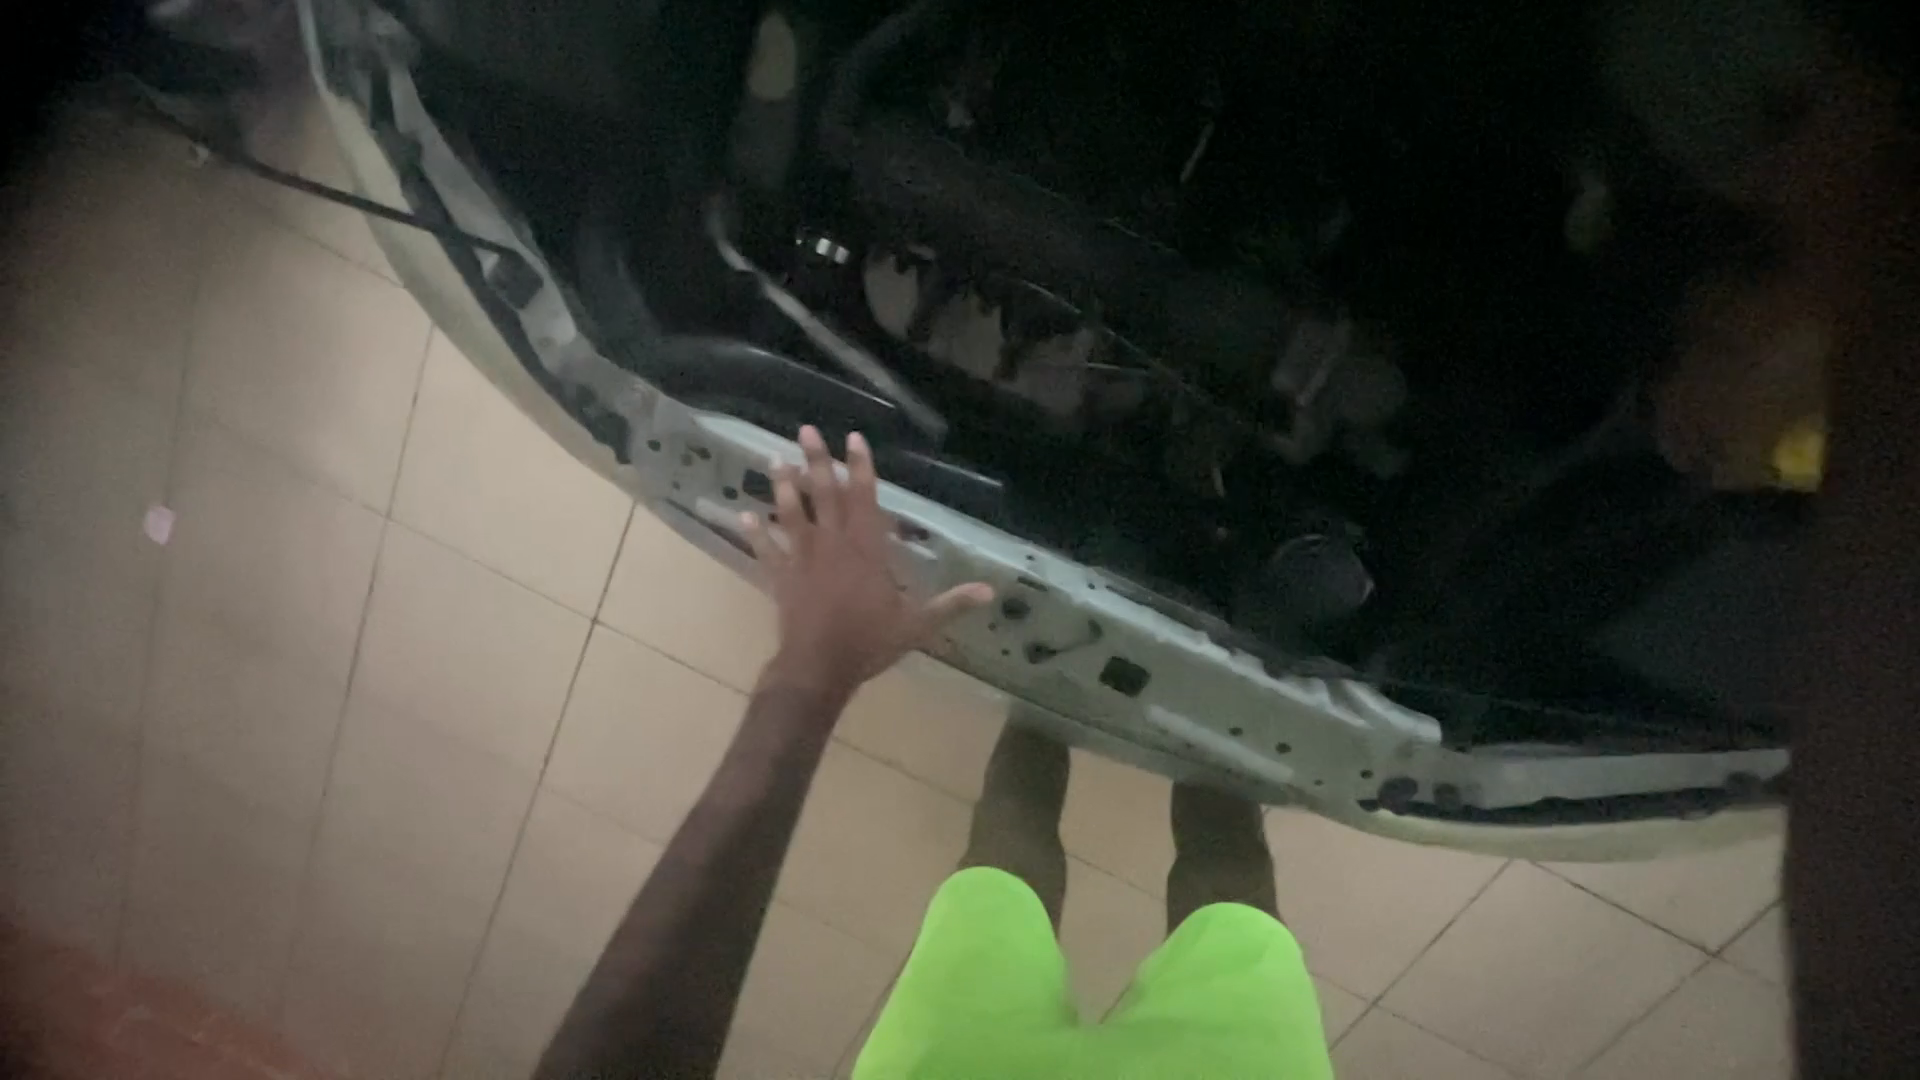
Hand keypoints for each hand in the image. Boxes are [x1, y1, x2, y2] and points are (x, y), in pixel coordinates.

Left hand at [742, 426, 993, 701]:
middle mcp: (833, 545)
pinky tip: (744, 515)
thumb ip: (950, 604)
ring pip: (792, 514)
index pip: (865, 499)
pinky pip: (766, 550)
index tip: (854, 438)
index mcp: (867, 550)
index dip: (860, 467)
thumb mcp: (917, 625)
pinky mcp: (781, 578)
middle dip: (817, 461)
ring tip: (774, 459)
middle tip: (806, 430)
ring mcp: (802, 559)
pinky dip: (756, 533)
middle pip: (825, 496)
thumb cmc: (868, 643)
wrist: (817, 668)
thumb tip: (990, 592)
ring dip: (784, 487)